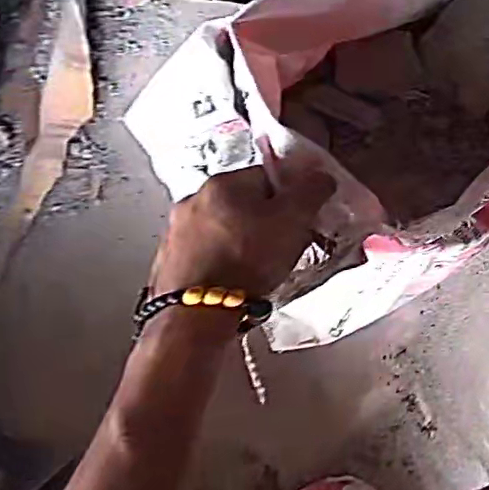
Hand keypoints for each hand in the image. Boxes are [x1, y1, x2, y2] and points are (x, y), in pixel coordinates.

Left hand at [151, 164, 334, 298]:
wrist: (197, 314)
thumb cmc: (249, 257)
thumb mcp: (296, 218)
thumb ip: (314, 189)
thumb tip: (320, 177)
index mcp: (222, 183)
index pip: (269, 175)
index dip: (292, 195)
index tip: (303, 216)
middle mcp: (192, 200)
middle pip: (246, 201)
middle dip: (269, 217)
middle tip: (289, 238)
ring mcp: (175, 232)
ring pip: (227, 226)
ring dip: (246, 237)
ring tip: (266, 261)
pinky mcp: (168, 262)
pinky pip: (209, 250)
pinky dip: (226, 257)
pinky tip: (240, 274)